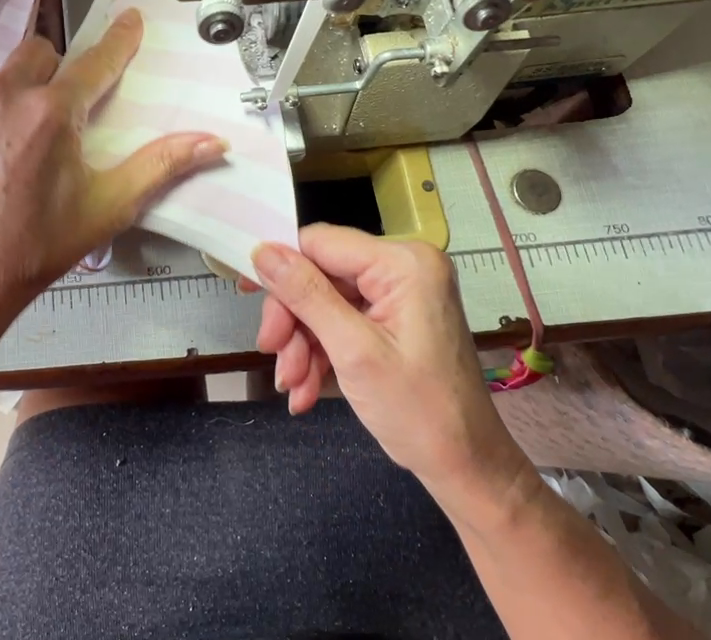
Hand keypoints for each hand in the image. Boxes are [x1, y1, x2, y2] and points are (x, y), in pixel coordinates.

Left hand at [0, 10, 227, 335]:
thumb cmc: (38, 247)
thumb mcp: (108, 207)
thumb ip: (161, 166)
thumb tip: (212, 142)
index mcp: (51, 113)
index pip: (95, 62)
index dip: (118, 40)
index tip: (130, 19)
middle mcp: (4, 97)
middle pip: (41, 53)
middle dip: (59, 71)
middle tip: (67, 113)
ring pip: (6, 77)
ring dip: (24, 94)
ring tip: (28, 144)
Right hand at [251, 224, 529, 494]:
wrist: (465, 467)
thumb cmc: (420, 412)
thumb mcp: (353, 351)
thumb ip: (306, 295)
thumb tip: (262, 251)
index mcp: (404, 263)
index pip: (320, 243)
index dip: (280, 267)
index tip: (245, 292)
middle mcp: (402, 268)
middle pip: (318, 276)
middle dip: (292, 320)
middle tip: (275, 357)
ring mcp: (398, 295)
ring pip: (322, 303)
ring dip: (301, 345)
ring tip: (295, 386)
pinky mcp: (392, 320)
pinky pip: (339, 322)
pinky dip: (319, 354)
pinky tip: (307, 389)